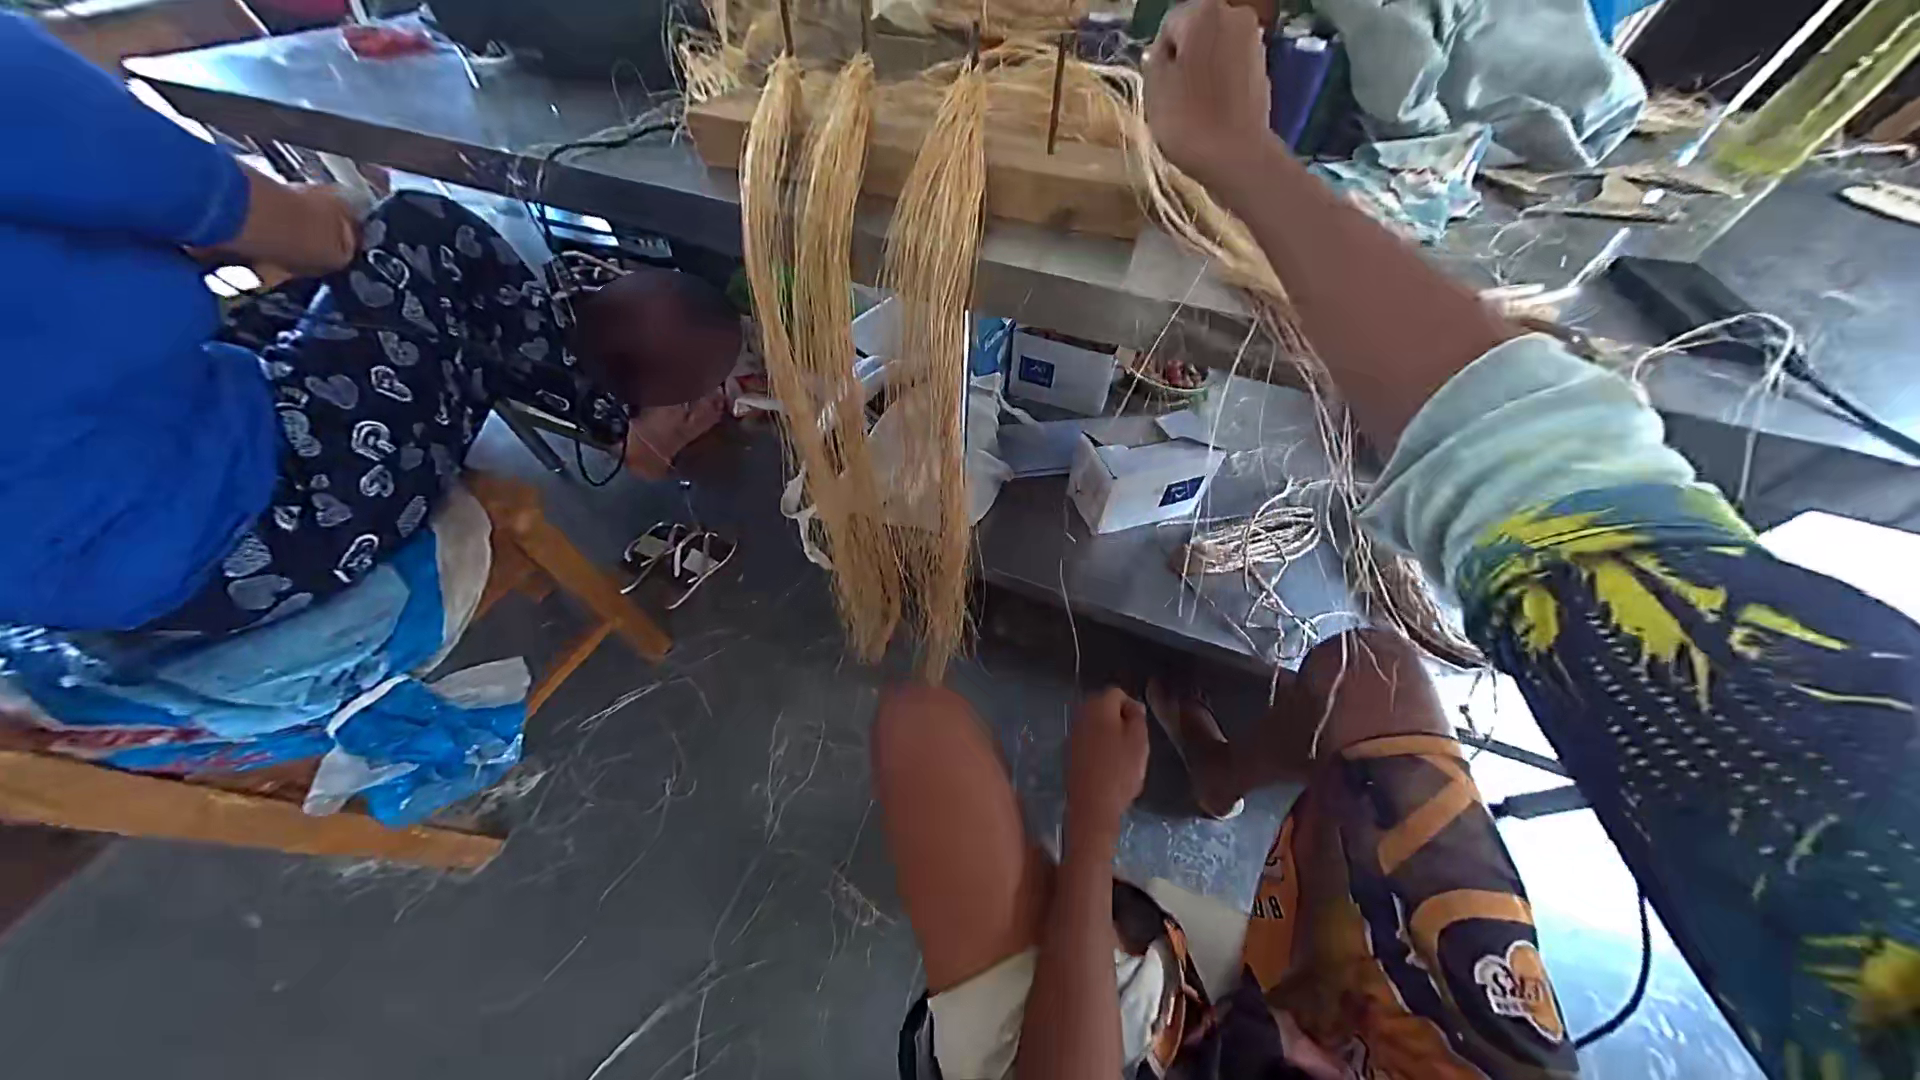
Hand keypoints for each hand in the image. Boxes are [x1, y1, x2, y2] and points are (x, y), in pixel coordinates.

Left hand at [1065, 688, 1149, 847]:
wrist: (1092, 803)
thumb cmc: (1120, 770)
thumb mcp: (1139, 742)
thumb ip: (1138, 718)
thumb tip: (1134, 706)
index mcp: (1098, 706)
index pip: (1116, 693)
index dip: (1131, 706)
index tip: (1140, 727)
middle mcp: (1081, 714)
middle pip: (1103, 706)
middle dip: (1119, 718)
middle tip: (1134, 741)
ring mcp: (1072, 732)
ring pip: (1095, 723)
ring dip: (1109, 732)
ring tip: (1123, 755)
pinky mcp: (1069, 750)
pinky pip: (1088, 739)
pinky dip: (1098, 745)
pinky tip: (1108, 764)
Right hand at [1144, 0, 1272, 187]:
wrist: (1234, 155)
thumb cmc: (1186, 120)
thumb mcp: (1154, 87)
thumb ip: (1154, 59)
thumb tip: (1163, 52)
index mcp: (1204, 12)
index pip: (1169, 26)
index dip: (1158, 58)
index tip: (1158, 88)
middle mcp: (1235, 15)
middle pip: (1196, 35)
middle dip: (1184, 61)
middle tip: (1173, 99)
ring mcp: (1254, 42)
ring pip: (1215, 53)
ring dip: (1202, 74)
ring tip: (1193, 109)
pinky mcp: (1263, 70)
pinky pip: (1231, 72)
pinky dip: (1220, 87)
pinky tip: (1212, 113)